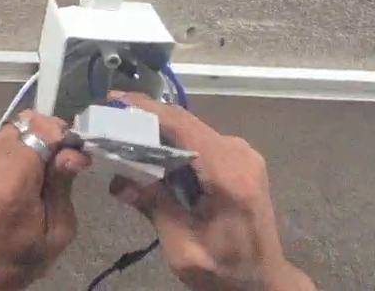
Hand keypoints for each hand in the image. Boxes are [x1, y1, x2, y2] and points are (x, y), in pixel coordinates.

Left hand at [0, 110, 90, 290]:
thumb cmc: (17, 255)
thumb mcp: (55, 232)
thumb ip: (64, 185)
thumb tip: (75, 152)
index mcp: (12, 178)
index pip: (43, 129)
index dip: (61, 135)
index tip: (70, 149)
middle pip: (25, 125)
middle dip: (42, 139)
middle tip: (48, 166)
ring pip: (7, 130)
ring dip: (19, 146)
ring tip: (19, 177)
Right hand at [107, 91, 314, 290]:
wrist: (267, 285)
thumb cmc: (227, 272)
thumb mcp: (184, 250)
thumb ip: (154, 208)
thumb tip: (118, 180)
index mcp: (229, 177)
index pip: (182, 126)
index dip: (145, 109)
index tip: (112, 102)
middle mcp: (239, 154)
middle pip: (183, 122)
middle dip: (144, 118)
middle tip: (108, 120)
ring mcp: (242, 152)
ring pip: (189, 127)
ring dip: (156, 129)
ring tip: (122, 135)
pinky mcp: (239, 156)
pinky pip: (197, 137)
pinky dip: (171, 140)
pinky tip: (150, 150)